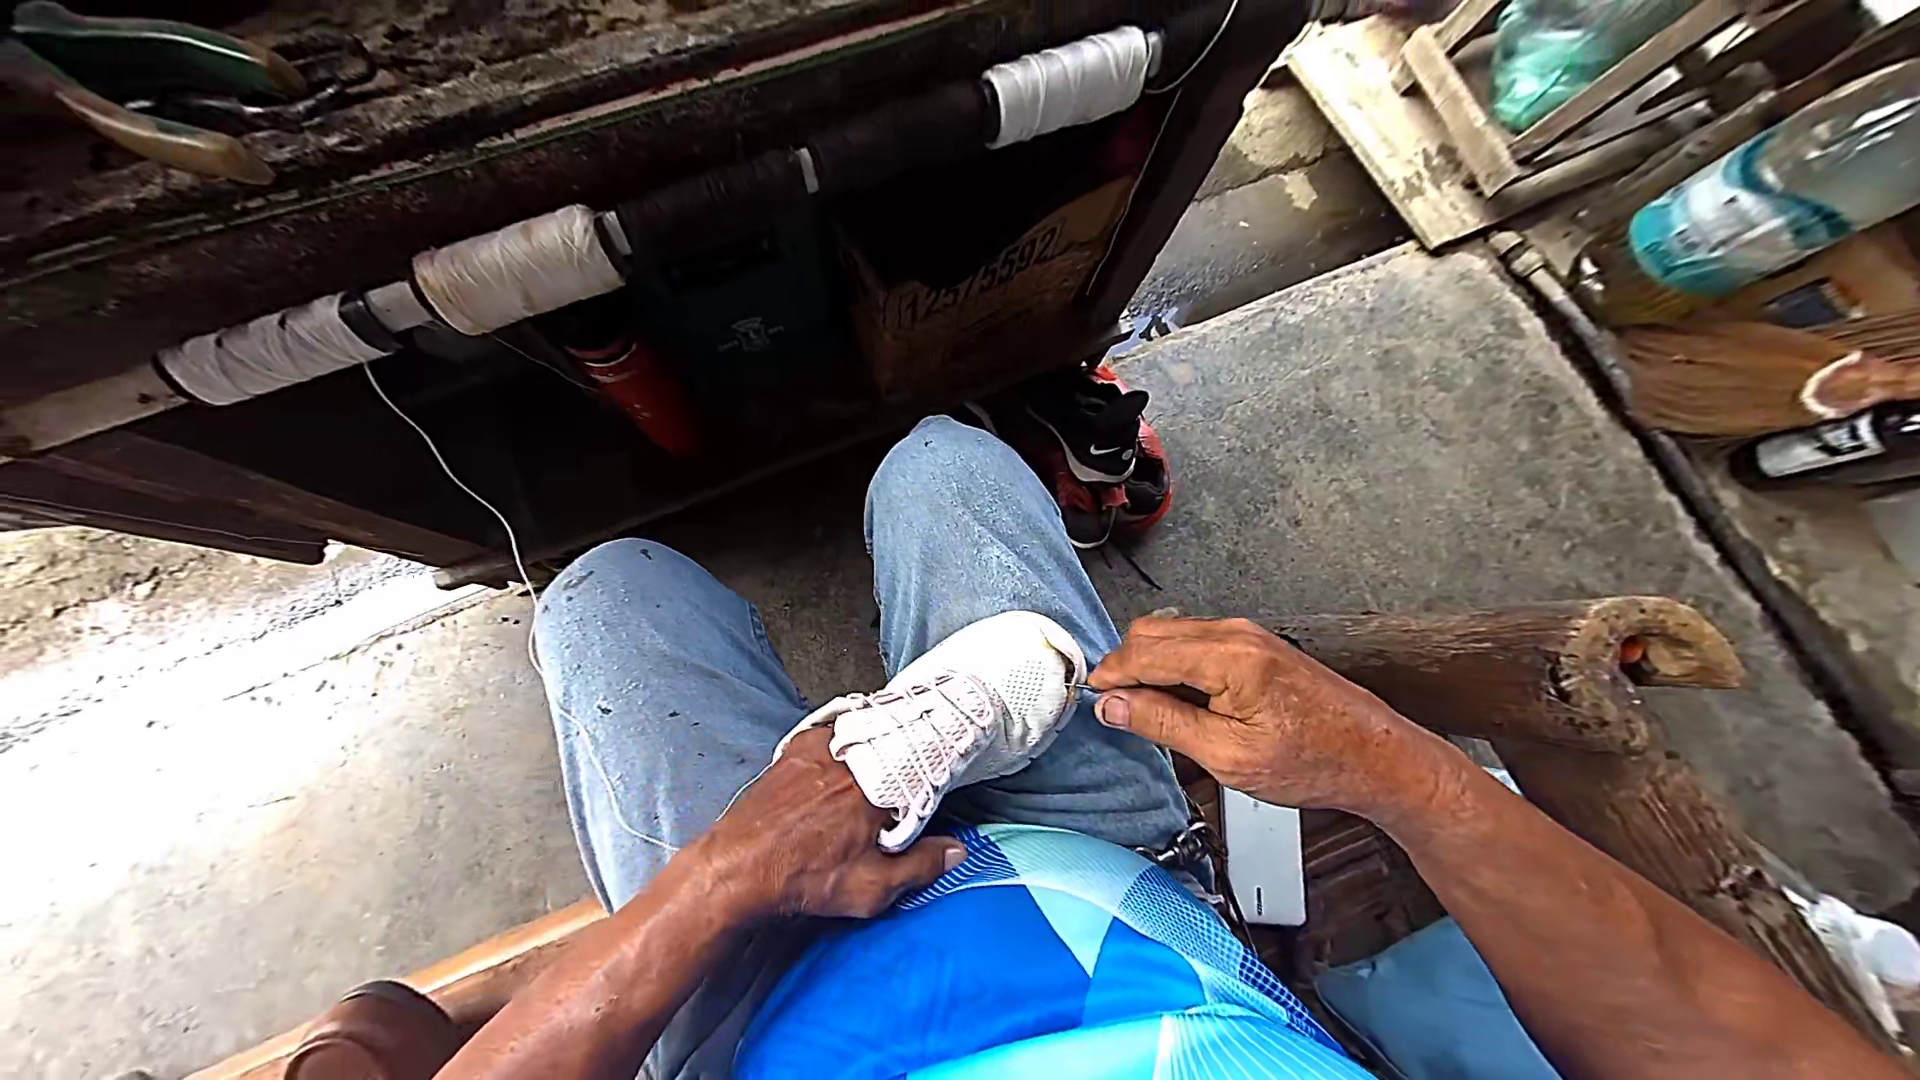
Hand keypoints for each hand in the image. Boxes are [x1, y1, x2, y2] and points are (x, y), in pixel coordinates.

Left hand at [687, 727, 965, 919]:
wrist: (737, 867)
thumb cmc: (799, 877)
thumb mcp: (869, 887)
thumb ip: (919, 866)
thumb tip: (955, 850)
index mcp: (876, 789)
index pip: (923, 767)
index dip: (935, 769)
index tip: (944, 770)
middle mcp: (852, 760)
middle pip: (896, 744)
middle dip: (908, 753)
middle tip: (916, 766)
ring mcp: (823, 748)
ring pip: (867, 734)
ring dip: (879, 742)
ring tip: (881, 762)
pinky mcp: (799, 747)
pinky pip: (835, 731)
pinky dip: (846, 738)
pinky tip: (844, 756)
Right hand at [1087, 616, 1457, 818]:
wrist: (1378, 757)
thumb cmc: (1316, 760)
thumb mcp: (1228, 755)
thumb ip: (1162, 722)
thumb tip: (1114, 704)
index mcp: (1230, 657)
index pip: (1144, 653)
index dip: (1110, 674)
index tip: (1092, 695)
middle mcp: (1236, 634)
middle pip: (1150, 633)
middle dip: (1124, 666)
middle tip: (1113, 704)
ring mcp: (1245, 634)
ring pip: (1168, 632)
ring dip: (1146, 663)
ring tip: (1143, 705)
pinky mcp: (1251, 642)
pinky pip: (1191, 639)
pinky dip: (1170, 662)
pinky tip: (1174, 694)